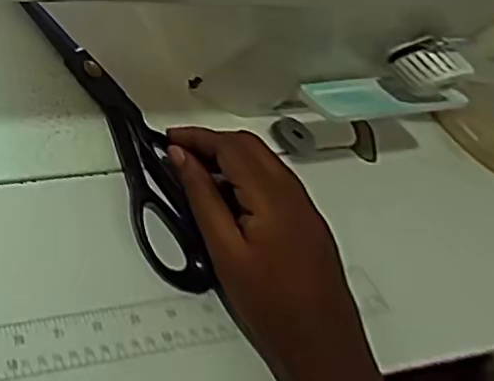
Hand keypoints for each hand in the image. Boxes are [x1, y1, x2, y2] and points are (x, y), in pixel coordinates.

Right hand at [168, 127, 379, 380]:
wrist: (324, 356)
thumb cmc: (277, 311)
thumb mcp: (223, 249)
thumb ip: (200, 195)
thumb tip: (182, 158)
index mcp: (275, 201)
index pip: (230, 146)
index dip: (195, 136)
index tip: (169, 139)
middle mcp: (297, 200)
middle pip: (249, 145)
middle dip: (210, 141)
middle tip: (179, 151)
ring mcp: (307, 213)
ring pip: (263, 160)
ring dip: (228, 156)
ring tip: (196, 172)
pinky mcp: (310, 226)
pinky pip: (275, 181)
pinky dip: (245, 174)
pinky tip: (225, 195)